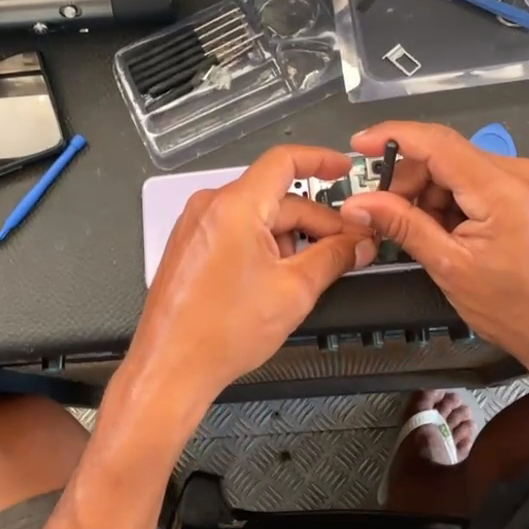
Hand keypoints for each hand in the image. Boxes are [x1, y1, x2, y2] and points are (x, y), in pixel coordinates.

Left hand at [129, 146, 375, 408]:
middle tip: (350, 245)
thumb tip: (357, 244)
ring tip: (314, 271)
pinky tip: (282, 276)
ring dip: (292, 237)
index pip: (284, 162)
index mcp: (235, 207)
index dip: (321, 160)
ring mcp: (197, 226)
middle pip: (277, 196)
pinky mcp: (192, 246)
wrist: (171, 368)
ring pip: (258, 216)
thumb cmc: (219, 333)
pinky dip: (266, 245)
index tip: (344, 168)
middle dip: (317, 219)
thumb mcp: (294, 291)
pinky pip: (237, 231)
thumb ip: (333, 258)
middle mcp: (210, 207)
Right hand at [339, 122, 528, 415]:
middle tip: (382, 214)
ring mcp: (527, 182)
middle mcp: (519, 172)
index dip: (393, 137)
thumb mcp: (450, 267)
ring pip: (458, 169)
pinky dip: (451, 202)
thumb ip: (402, 225)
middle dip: (409, 179)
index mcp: (502, 187)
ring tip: (419, 233)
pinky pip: (476, 183)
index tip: (357, 145)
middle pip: (446, 154)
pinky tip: (444, 233)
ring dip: (429, 193)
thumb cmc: (515, 310)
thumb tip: (356, 203)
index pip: (437, 142)